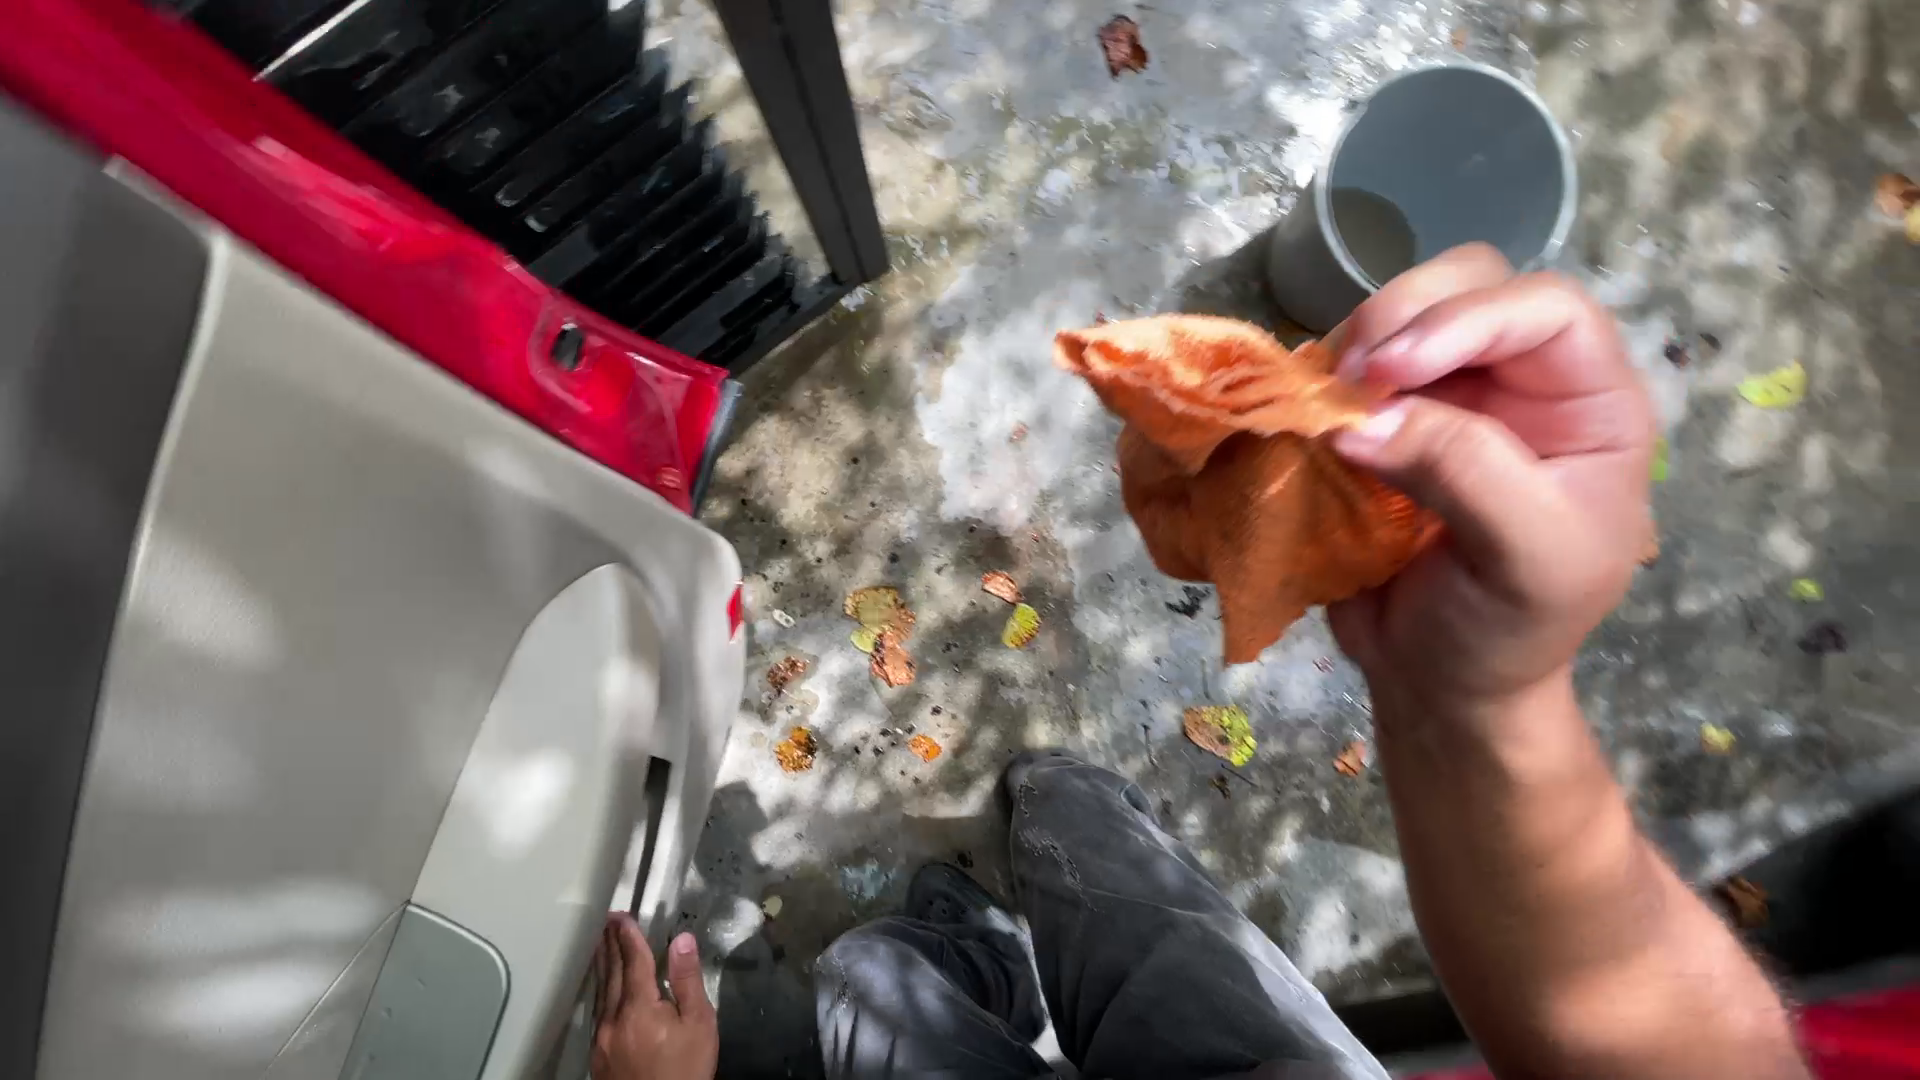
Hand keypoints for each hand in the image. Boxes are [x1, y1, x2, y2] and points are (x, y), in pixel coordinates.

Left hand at [591, 915, 716, 1079]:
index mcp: (639, 1008)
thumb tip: (682, 939)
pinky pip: (596, 1010)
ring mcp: (601, 1039)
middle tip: (607, 920)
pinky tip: (601, 983)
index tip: (622, 916)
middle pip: (611, 973)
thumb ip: (688, 980)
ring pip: (600, 991)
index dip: (629, 937)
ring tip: (601, 941)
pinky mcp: (597, 1056)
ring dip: (602, 963)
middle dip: (610, 944)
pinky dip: (600, 987)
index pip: (633, 962)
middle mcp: (613, 1020)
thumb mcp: (699, 1023)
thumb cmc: (686, 1068)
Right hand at [1326, 244, 1654, 718]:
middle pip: (1465, 285)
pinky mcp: (1375, 429)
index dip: (1462, 322)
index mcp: (1586, 406)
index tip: (1381, 375)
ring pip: (1395, 319)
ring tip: (1318, 401)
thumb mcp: (1523, 558)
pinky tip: (1302, 413)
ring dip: (1349, 345)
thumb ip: (1462, 470)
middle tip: (1344, 377)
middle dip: (1398, 316)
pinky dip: (1316, 381)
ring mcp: (1439, 403)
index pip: (1542, 310)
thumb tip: (1354, 417)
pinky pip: (1343, 374)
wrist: (1436, 680)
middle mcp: (1513, 387)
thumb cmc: (1504, 629)